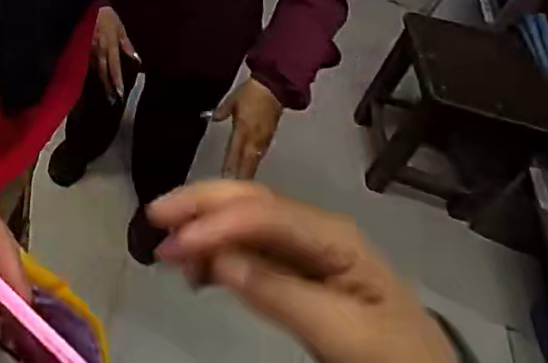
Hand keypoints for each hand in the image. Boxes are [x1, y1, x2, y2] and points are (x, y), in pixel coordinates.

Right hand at [93, 5, 136, 99]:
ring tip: (105, 94)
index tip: (120, 93)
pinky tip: (92, 80)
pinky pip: (87, 64)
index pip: (114, 67)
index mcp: (110, 46)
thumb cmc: (107, 16)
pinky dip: (91, 73)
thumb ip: (127, 44)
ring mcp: (89, 51)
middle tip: (112, 101)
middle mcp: (99, 52)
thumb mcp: (120, 28)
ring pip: (95, 70)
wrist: (87, 7)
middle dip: (108, 87)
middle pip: (104, 72)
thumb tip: (136, 58)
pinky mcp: (81, 49)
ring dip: (100, 82)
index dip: (117, 80)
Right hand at [150, 182, 456, 362]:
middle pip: (253, 201)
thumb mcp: (343, 334)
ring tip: (167, 241)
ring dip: (206, 221)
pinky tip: (199, 260)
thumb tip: (221, 259)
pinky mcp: (300, 264)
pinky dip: (220, 246)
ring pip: (248, 217)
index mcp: (332, 235)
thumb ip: (282, 293)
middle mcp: (316, 227)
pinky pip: (254, 244)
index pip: (266, 214)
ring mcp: (308, 243)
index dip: (217, 220)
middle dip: (203, 202)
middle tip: (155, 215)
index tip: (174, 238)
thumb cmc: (392, 353)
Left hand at [212, 77, 282, 179]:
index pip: (234, 154)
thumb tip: (212, 118)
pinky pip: (260, 156)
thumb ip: (221, 111)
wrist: (274, 87)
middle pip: (246, 165)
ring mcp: (263, 141)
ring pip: (254, 163)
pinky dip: (253, 165)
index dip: (228, 169)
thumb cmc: (251, 92)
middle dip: (239, 179)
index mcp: (243, 130)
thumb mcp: (233, 99)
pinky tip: (249, 170)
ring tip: (239, 187)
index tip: (222, 183)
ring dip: (247, 175)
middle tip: (231, 193)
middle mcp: (253, 139)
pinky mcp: (269, 138)